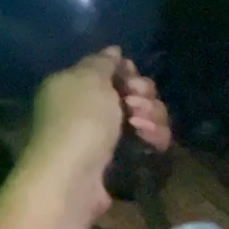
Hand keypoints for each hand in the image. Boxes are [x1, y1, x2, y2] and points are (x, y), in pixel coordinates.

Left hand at [21, 48, 170, 218]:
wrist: (74, 176)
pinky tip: (147, 138)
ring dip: (152, 115)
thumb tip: (113, 51)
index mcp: (76, 87)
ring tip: (141, 126)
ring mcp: (108, 137)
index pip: (113, 72)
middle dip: (143, 94)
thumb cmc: (79, 118)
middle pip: (135, 93)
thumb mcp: (89, 77)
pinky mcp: (125, 160)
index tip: (130, 78)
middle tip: (134, 104)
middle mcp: (91, 110)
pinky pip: (149, 141)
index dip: (128, 72)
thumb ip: (103, 62)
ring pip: (147, 116)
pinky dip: (154, 136)